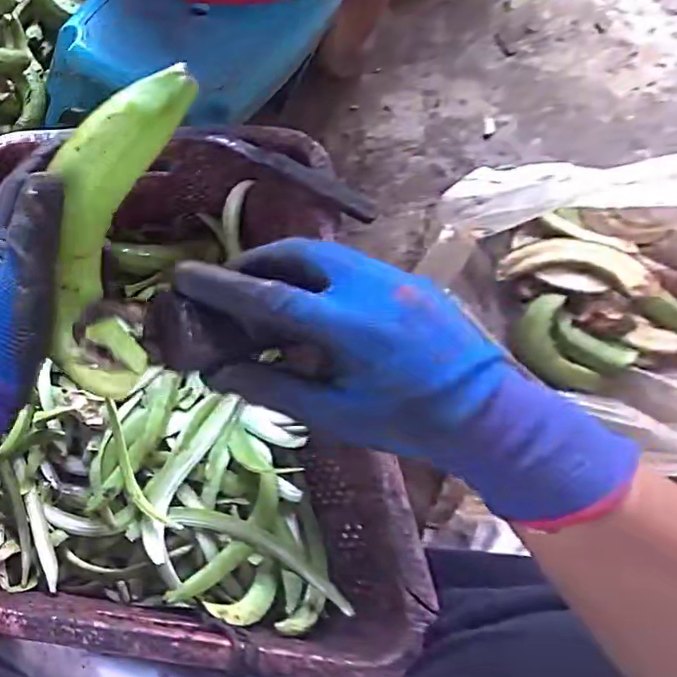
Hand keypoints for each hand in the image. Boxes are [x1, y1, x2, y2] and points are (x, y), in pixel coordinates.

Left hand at [0, 148, 63, 497]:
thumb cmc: (2, 341)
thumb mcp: (22, 286)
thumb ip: (32, 234)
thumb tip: (47, 177)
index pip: (19, 184)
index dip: (45, 158)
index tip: (80, 141)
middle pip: (20, 199)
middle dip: (49, 173)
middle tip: (90, 162)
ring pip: (25, 222)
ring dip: (51, 200)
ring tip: (86, 192)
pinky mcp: (9, 291)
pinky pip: (32, 248)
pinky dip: (53, 231)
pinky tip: (71, 240)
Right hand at [170, 239, 638, 526]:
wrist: (493, 416)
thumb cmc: (407, 423)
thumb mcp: (332, 415)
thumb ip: (270, 388)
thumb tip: (215, 374)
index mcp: (351, 328)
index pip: (269, 296)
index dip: (220, 285)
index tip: (182, 274)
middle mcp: (372, 289)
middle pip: (295, 254)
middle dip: (250, 262)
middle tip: (223, 281)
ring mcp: (394, 279)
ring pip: (321, 253)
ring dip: (280, 263)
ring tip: (258, 288)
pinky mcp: (408, 280)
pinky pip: (345, 264)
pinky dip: (310, 272)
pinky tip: (303, 300)